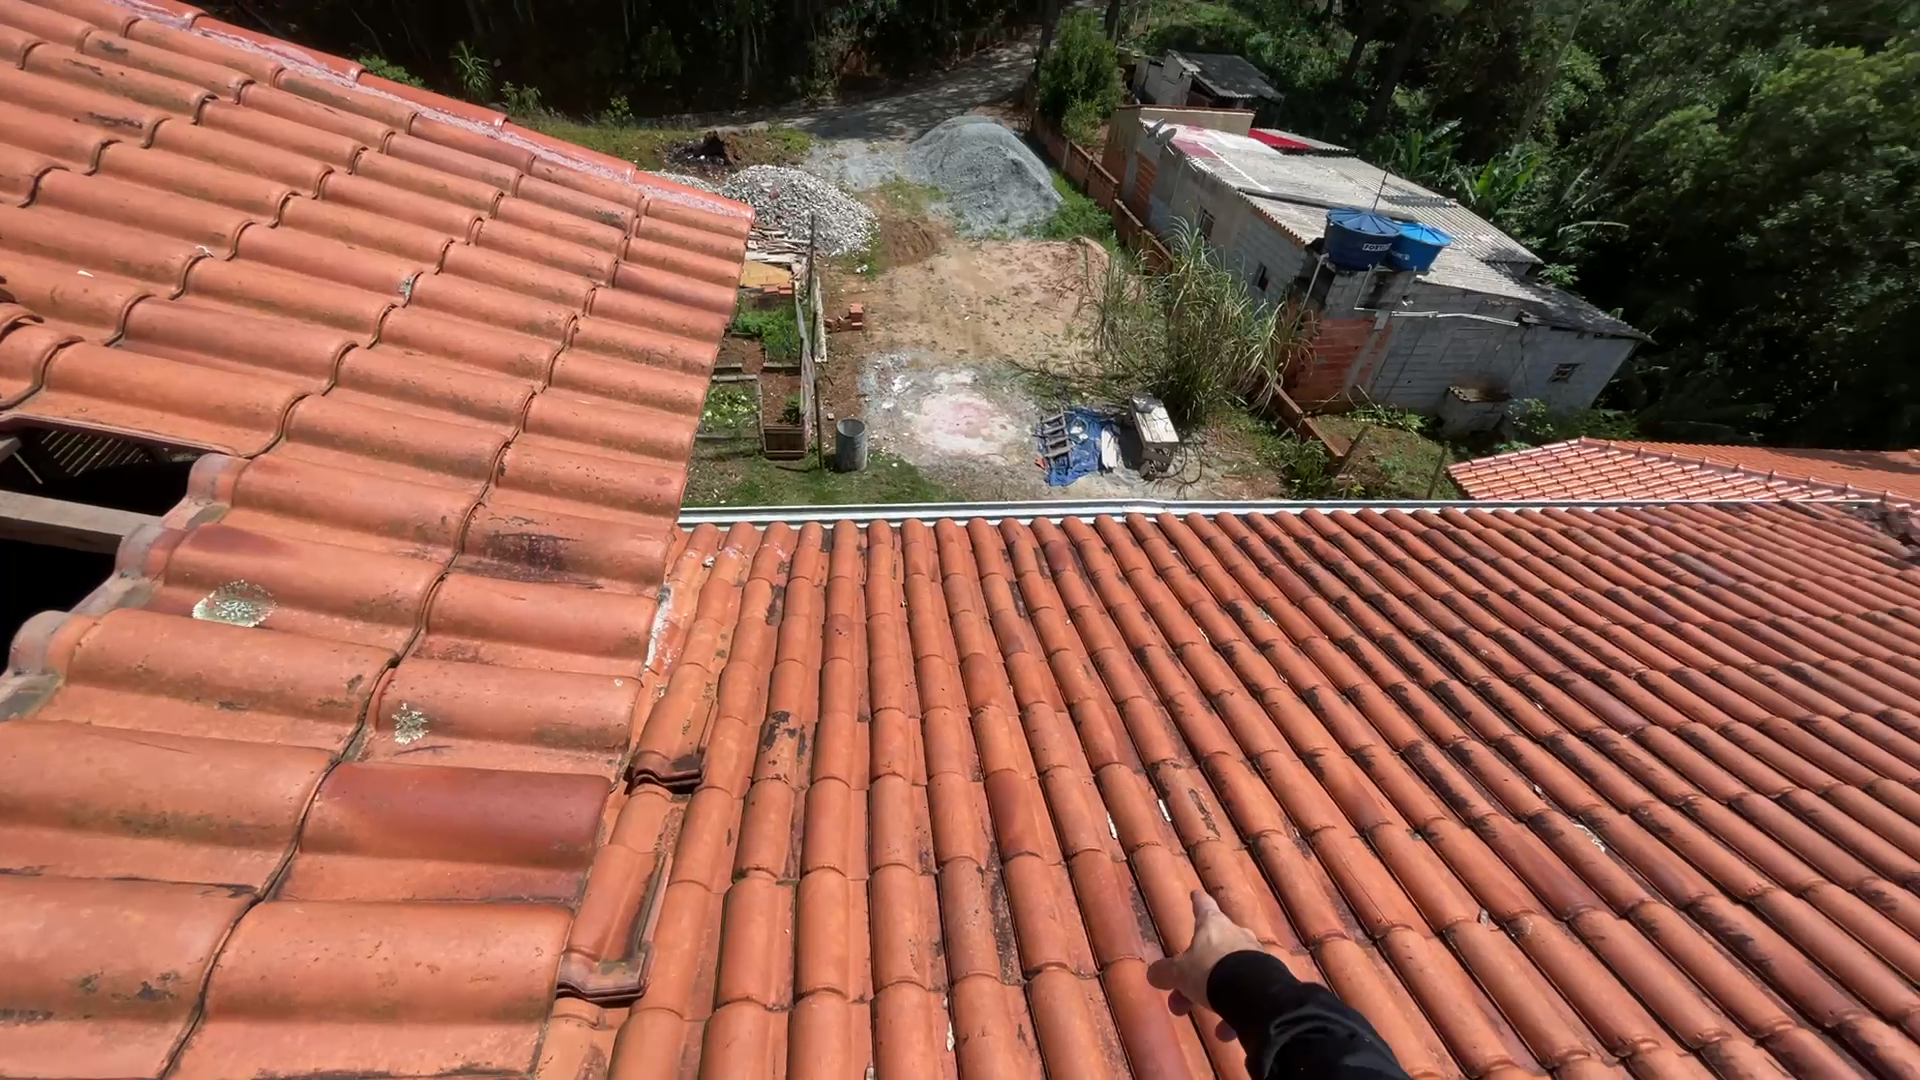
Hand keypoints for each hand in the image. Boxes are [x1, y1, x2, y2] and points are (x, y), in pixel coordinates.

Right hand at [1148, 890, 1262, 1034]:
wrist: (1256, 997)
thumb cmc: (1211, 972)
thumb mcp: (1180, 974)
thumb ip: (1166, 973)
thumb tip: (1152, 974)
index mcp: (1212, 925)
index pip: (1203, 906)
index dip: (1198, 902)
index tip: (1195, 894)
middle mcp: (1235, 935)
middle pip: (1212, 947)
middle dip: (1195, 971)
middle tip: (1179, 996)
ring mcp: (1255, 957)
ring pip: (1229, 972)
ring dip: (1214, 993)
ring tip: (1205, 1019)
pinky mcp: (1270, 981)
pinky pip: (1247, 993)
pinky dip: (1235, 1011)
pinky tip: (1226, 1032)